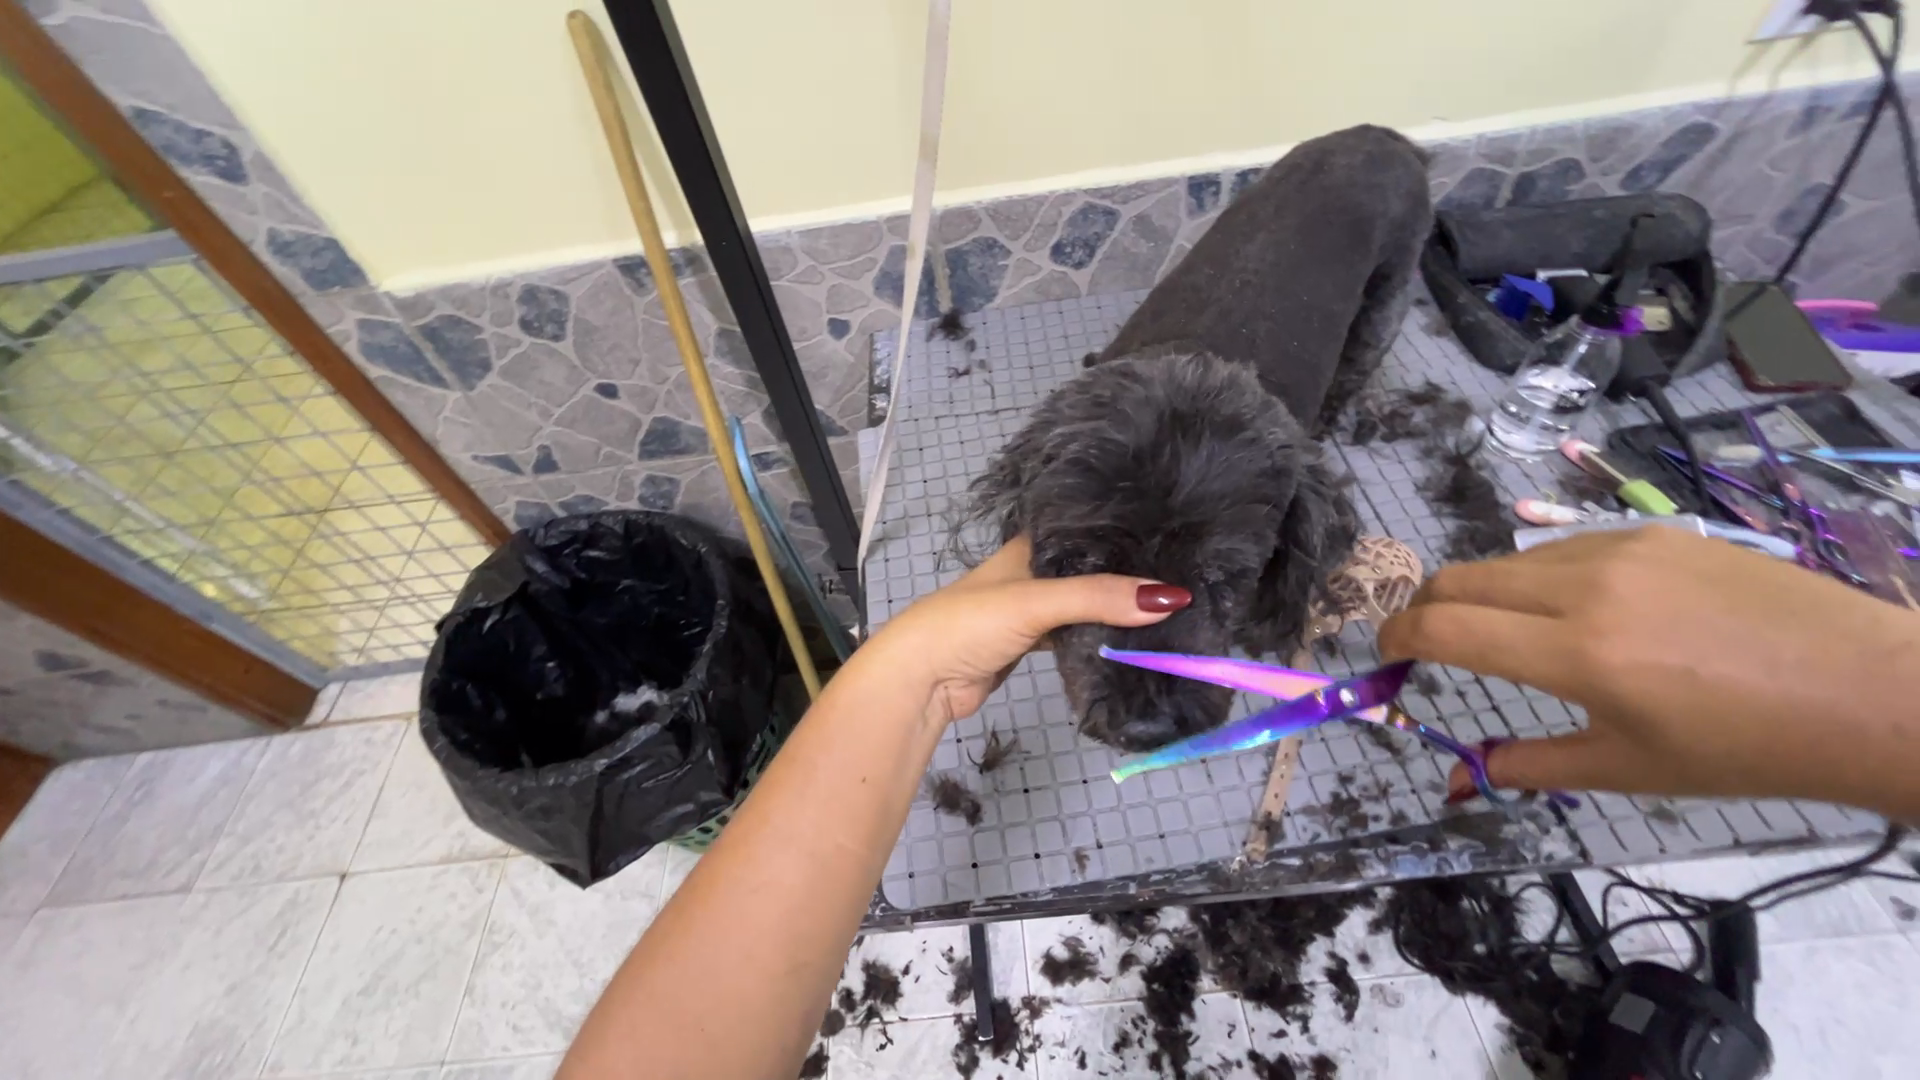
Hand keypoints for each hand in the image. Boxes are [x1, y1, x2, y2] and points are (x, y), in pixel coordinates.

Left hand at [864, 535, 1190, 726]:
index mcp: (1032, 544)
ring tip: (1176, 606)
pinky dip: (1101, 637)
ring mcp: (1035, 608)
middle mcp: (1036, 570)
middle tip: (1192, 576)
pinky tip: (1136, 638)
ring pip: (1088, 603)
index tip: (1183, 536)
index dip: (1132, 533)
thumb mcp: (1034, 602)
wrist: (921, 679)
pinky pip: (1078, 634)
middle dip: (1133, 575)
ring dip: (1119, 608)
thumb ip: (1097, 598)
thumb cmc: (969, 623)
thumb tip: (1173, 597)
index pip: (1090, 529)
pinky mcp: (1034, 643)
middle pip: (1093, 569)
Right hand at [1377, 526, 1919, 819]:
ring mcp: (1620, 550)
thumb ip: (1523, 765)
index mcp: (1579, 654)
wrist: (1882, 693)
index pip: (1442, 629)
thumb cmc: (1747, 749)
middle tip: (1429, 643)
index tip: (1387, 657)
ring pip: (1501, 562)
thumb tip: (1453, 783)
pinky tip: (1576, 609)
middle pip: (1454, 579)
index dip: (1395, 638)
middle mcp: (1586, 588)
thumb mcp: (1627, 769)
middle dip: (1423, 611)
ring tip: (1510, 632)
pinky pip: (1557, 549)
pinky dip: (1535, 579)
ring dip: (1479, 595)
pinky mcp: (1650, 532)